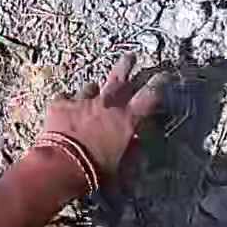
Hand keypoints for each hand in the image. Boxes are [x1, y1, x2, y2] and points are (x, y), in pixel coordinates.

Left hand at [41, 53, 169, 179]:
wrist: (63, 165)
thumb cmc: (96, 170)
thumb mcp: (119, 164)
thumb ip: (129, 150)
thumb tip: (135, 144)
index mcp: (126, 119)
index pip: (150, 96)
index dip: (159, 83)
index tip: (165, 75)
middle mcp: (107, 104)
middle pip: (120, 77)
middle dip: (126, 65)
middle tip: (130, 55)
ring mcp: (83, 100)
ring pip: (90, 88)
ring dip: (92, 91)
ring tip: (90, 95)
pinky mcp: (61, 103)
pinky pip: (65, 98)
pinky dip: (66, 103)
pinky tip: (63, 110)